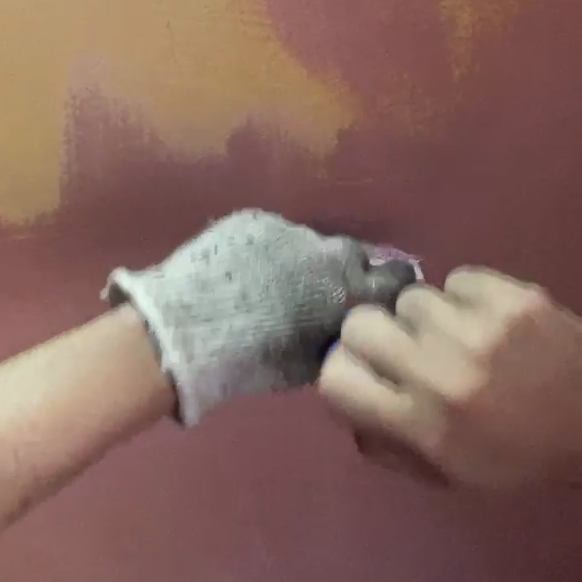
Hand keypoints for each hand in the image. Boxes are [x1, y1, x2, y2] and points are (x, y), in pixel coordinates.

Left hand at [105, 210, 415, 424]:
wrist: (188, 328)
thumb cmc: (253, 360)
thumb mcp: (309, 362)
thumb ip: (337, 335)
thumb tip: (347, 325)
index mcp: (347, 288)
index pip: (393, 278)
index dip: (388, 287)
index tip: (381, 296)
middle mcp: (327, 250)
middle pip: (350, 255)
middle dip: (342, 271)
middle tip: (319, 292)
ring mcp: (288, 229)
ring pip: (307, 244)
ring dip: (300, 260)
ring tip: (271, 283)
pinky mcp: (254, 219)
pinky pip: (271, 235)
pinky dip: (265, 250)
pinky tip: (243, 270)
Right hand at [318, 266, 581, 489]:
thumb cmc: (522, 459)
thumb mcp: (445, 472)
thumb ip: (385, 438)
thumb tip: (347, 390)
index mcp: (422, 425)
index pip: (335, 377)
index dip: (342, 369)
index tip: (366, 370)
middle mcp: (441, 374)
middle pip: (359, 323)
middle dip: (375, 333)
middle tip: (406, 345)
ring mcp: (477, 330)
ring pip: (411, 297)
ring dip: (428, 317)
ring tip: (462, 336)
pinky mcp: (510, 297)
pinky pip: (456, 279)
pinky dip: (467, 298)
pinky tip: (492, 321)